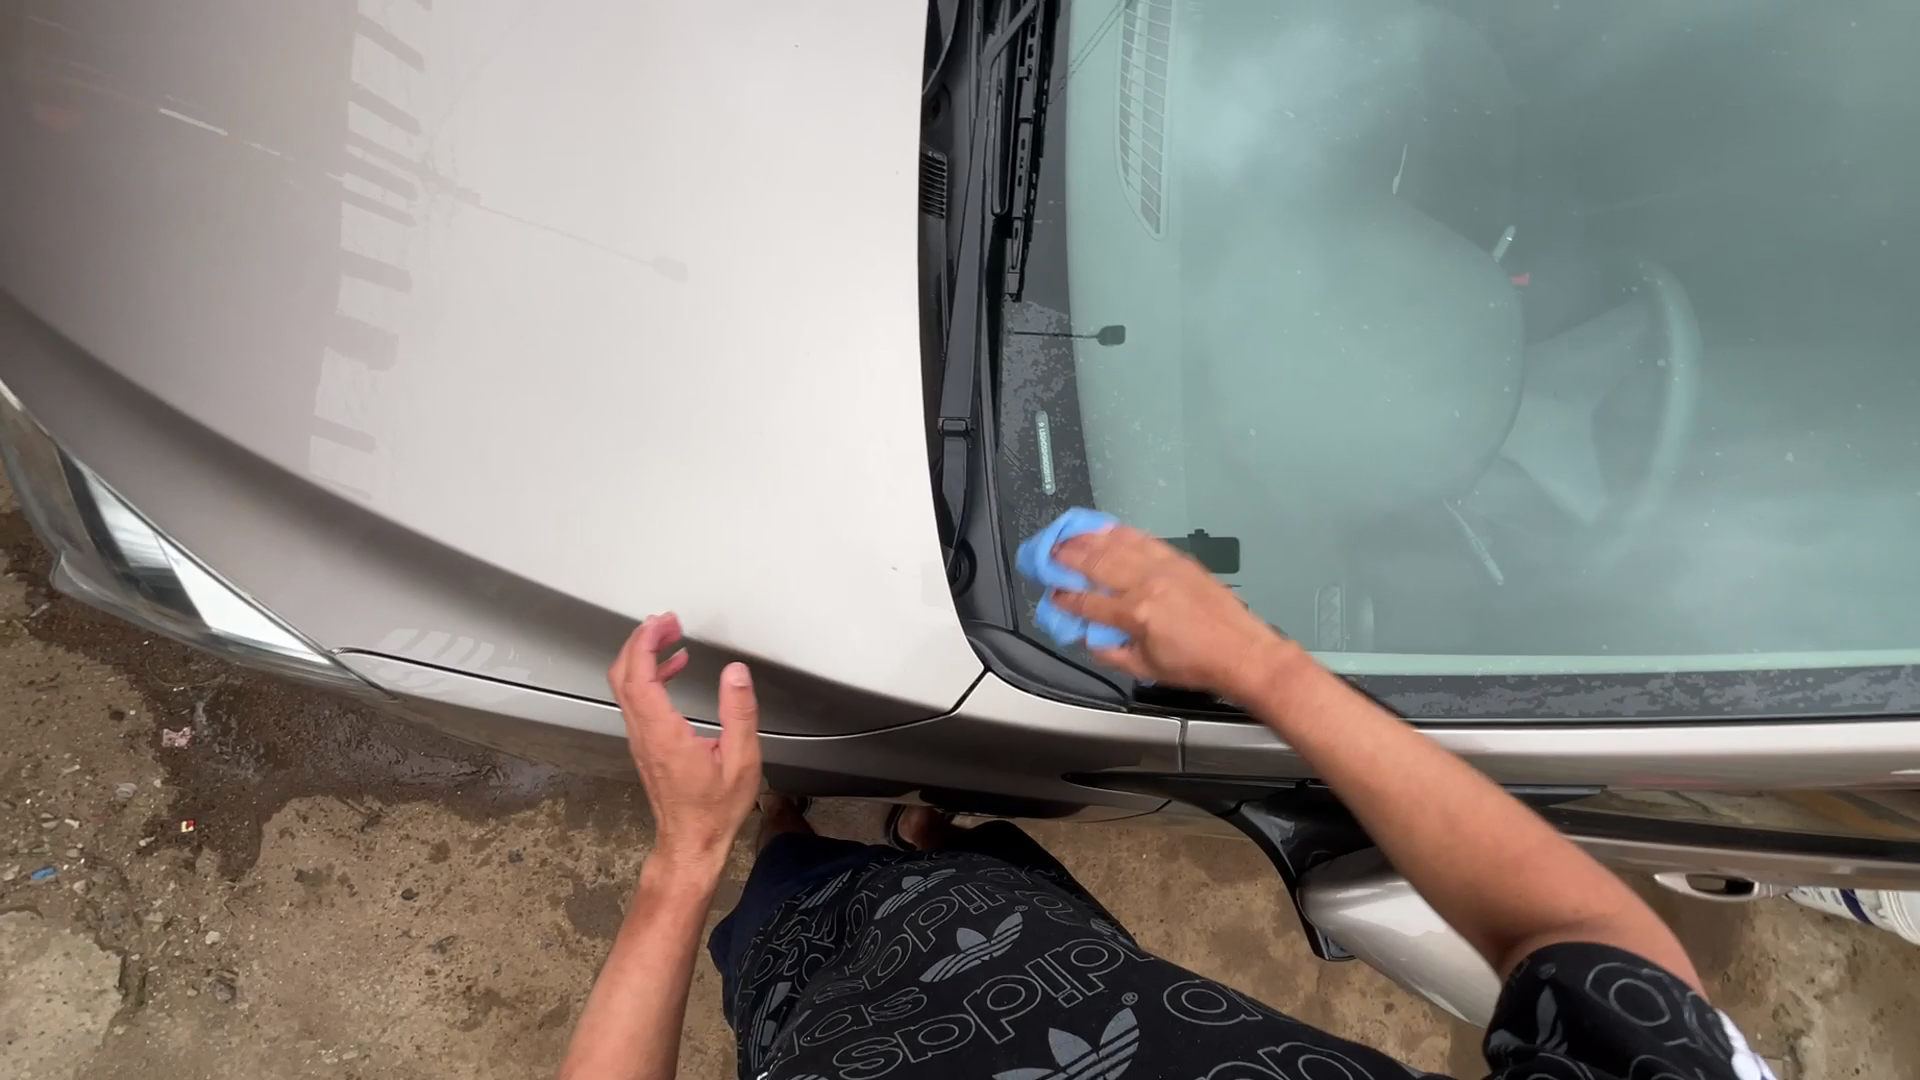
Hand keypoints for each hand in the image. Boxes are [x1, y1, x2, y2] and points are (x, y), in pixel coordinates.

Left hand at [609, 613, 761, 875]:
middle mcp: (645, 734)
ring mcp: (641, 739)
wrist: (692, 842)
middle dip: (640, 641)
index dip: (646, 644)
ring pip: (626, 687)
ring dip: (643, 655)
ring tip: (671, 635)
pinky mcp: (646, 744)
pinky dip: (650, 675)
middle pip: (624, 676)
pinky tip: (675, 668)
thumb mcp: (742, 759)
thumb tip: (735, 672)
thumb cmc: (717, 808)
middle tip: (666, 620)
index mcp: (665, 734)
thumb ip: (739, 713)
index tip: (663, 622)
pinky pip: (637, 700)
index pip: (640, 678)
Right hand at [1051, 527, 1303, 699]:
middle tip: (1048, 554)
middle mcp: (1147, 584)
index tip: (1053, 596)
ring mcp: (1164, 568)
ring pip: (1116, 545)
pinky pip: (1143, 539)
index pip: (1087, 602)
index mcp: (1136, 614)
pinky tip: (1107, 530)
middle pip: (1095, 564)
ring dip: (1088, 539)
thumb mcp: (1146, 669)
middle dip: (1066, 558)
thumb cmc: (1198, 664)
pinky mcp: (1179, 560)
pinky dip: (1121, 533)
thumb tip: (1089, 638)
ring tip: (1069, 536)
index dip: (1064, 599)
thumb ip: (1110, 652)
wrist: (1242, 652)